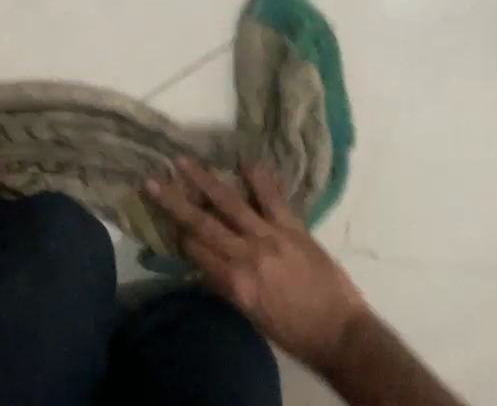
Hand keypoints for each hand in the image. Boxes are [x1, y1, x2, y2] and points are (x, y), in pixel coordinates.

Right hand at [147, 160, 368, 369]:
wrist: (344, 337)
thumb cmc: (294, 333)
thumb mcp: (250, 315)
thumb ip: (225, 284)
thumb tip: (202, 260)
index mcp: (235, 283)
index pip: (194, 249)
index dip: (178, 234)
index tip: (165, 219)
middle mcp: (247, 256)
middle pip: (201, 222)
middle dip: (174, 200)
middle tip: (151, 179)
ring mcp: (271, 238)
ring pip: (230, 203)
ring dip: (204, 180)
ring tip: (183, 161)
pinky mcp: (294, 229)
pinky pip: (273, 198)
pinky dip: (260, 178)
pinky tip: (246, 160)